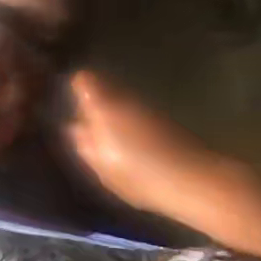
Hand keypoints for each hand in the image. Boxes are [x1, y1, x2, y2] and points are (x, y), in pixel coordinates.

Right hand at [63, 71, 260, 243]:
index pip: (83, 79)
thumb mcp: (101, 166)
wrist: (196, 181)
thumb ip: (83, 144)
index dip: (73, 86)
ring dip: (110, 111)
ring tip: (102, 135)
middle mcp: (126, 98)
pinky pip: (135, 112)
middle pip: (103, 87)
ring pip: (120, 100)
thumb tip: (72, 127)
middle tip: (80, 121)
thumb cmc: (140, 174)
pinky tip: (126, 144)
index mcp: (104, 105)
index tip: (64, 100)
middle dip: (91, 100)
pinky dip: (127, 121)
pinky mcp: (164, 119)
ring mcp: (147, 106)